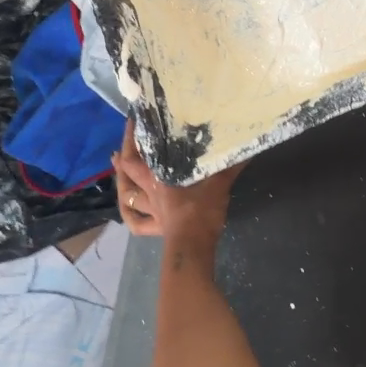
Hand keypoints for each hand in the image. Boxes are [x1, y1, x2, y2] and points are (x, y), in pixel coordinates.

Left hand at [112, 120, 241, 245]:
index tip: (133, 120)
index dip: (131, 139)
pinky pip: (138, 222)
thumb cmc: (201, 212)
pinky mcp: (156, 227)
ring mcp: (151, 212)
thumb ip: (230, 165)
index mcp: (159, 180)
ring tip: (118, 170)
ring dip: (122, 184)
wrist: (193, 246)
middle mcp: (150, 193)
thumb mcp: (219, 183)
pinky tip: (129, 207)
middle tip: (121, 145)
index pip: (136, 158)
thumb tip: (247, 146)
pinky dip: (131, 214)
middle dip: (123, 157)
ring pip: (128, 197)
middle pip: (128, 174)